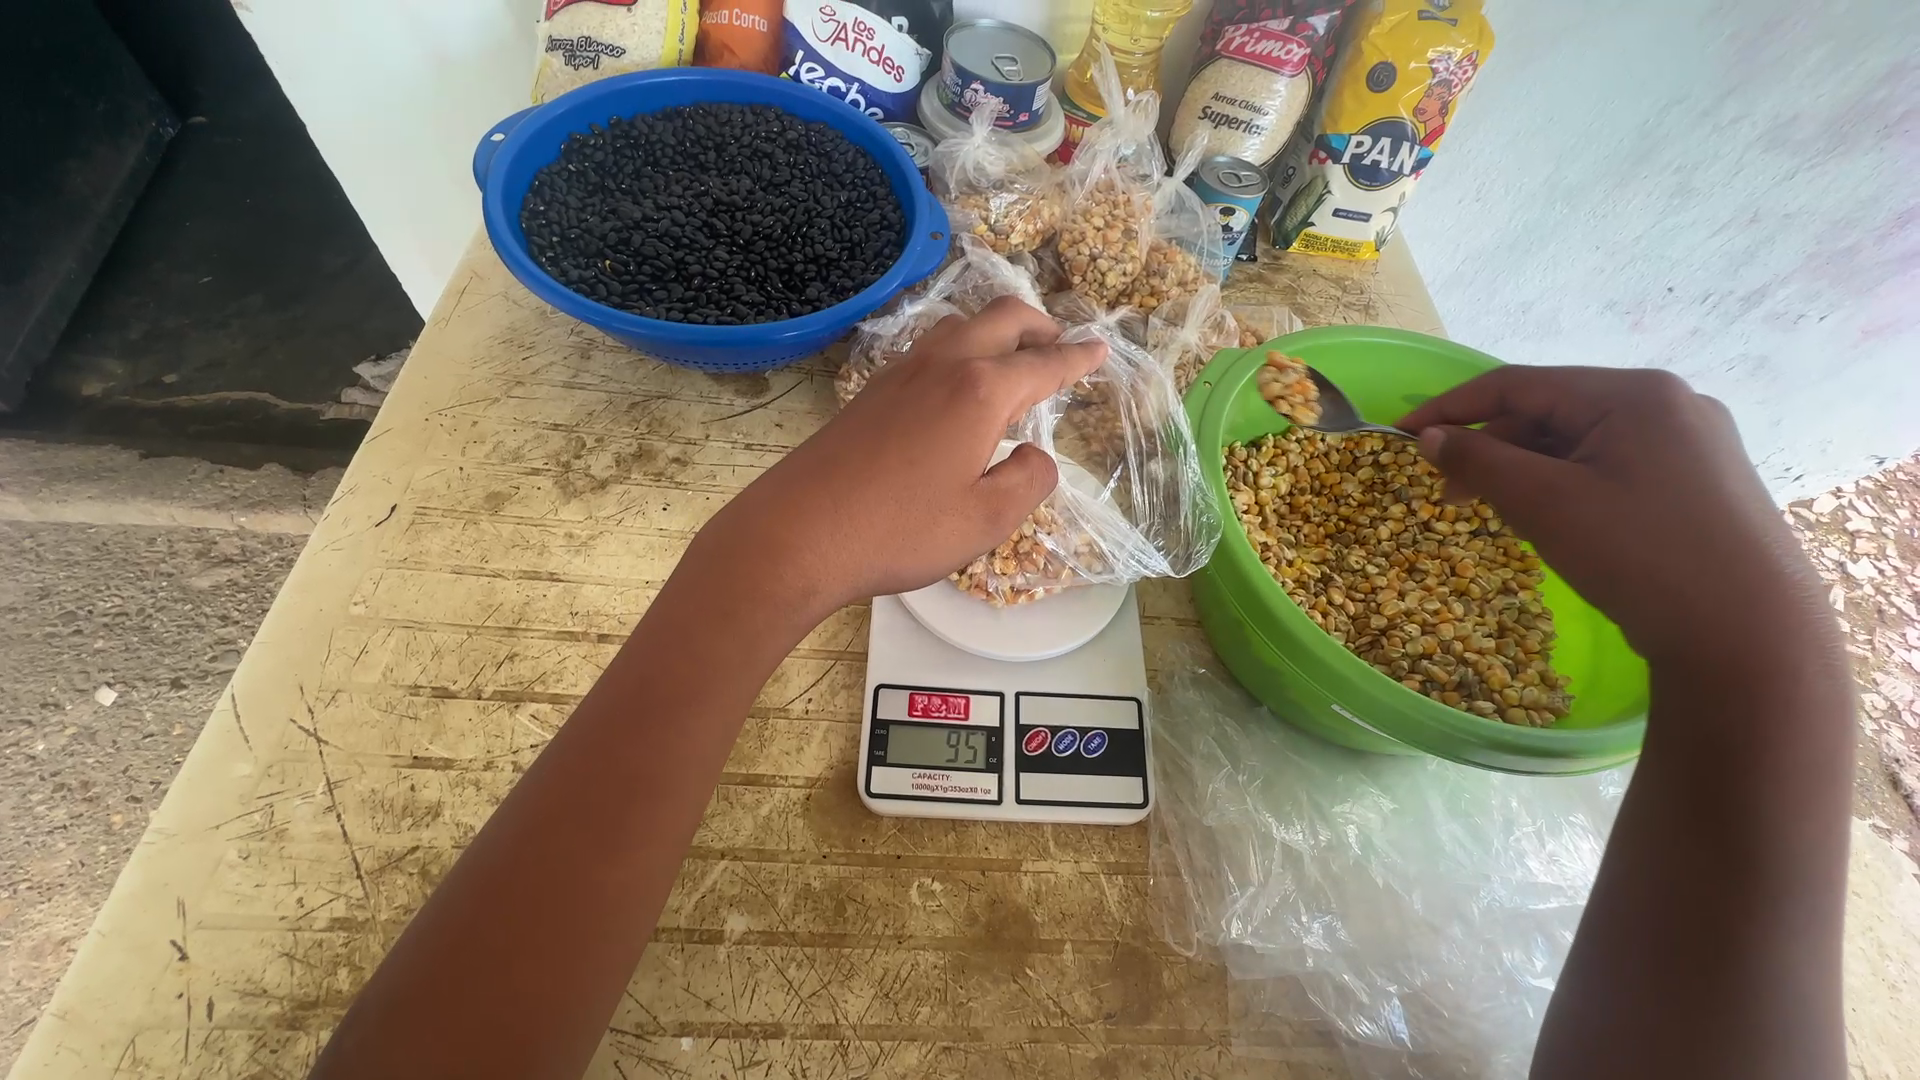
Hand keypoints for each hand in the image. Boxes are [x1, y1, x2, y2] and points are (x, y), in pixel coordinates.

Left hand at [699, 297, 1108, 616]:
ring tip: (1010, 361)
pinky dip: (959, 352)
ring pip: (959, 326)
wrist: (797, 533)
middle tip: (1059, 344)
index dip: (1079, 358)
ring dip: (994, 332)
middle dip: (1039, 325)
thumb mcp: (986, 520)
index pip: (1045, 364)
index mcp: (981, 392)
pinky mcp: (870, 392)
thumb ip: (1029, 480)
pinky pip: (928, 351)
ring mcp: (899, 373)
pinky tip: (954, 387)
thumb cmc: (900, 530)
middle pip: (1001, 318)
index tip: (1101, 349)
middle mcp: (942, 365)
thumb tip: (1035, 454)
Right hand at [1399, 366, 1833, 666]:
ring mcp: (1690, 443)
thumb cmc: (1636, 553)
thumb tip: (1430, 437)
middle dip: (1490, 448)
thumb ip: (1477, 460)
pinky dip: (1561, 485)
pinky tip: (1548, 520)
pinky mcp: (1697, 481)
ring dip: (1523, 470)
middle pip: (1548, 412)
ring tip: (1496, 513)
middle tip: (1449, 496)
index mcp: (1633, 394)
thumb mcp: (1541, 502)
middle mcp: (1668, 404)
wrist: (1747, 632)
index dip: (1450, 408)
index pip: (1518, 385)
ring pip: (1576, 442)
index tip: (1402, 437)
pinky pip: (1606, 465)